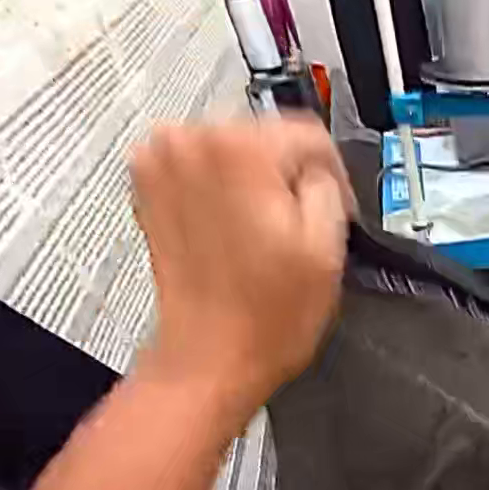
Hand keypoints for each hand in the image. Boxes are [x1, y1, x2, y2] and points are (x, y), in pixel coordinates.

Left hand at [129, 116, 352, 414]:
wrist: (213, 353)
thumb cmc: (274, 313)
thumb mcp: (328, 250)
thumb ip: (329, 190)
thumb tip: (319, 172)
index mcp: (240, 150)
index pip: (309, 135)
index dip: (336, 179)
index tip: (341, 218)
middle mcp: (189, 138)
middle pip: (268, 140)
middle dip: (293, 182)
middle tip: (305, 236)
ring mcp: (160, 159)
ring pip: (237, 154)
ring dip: (260, 189)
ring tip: (270, 240)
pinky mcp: (147, 184)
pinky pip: (205, 171)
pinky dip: (226, 196)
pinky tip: (238, 237)